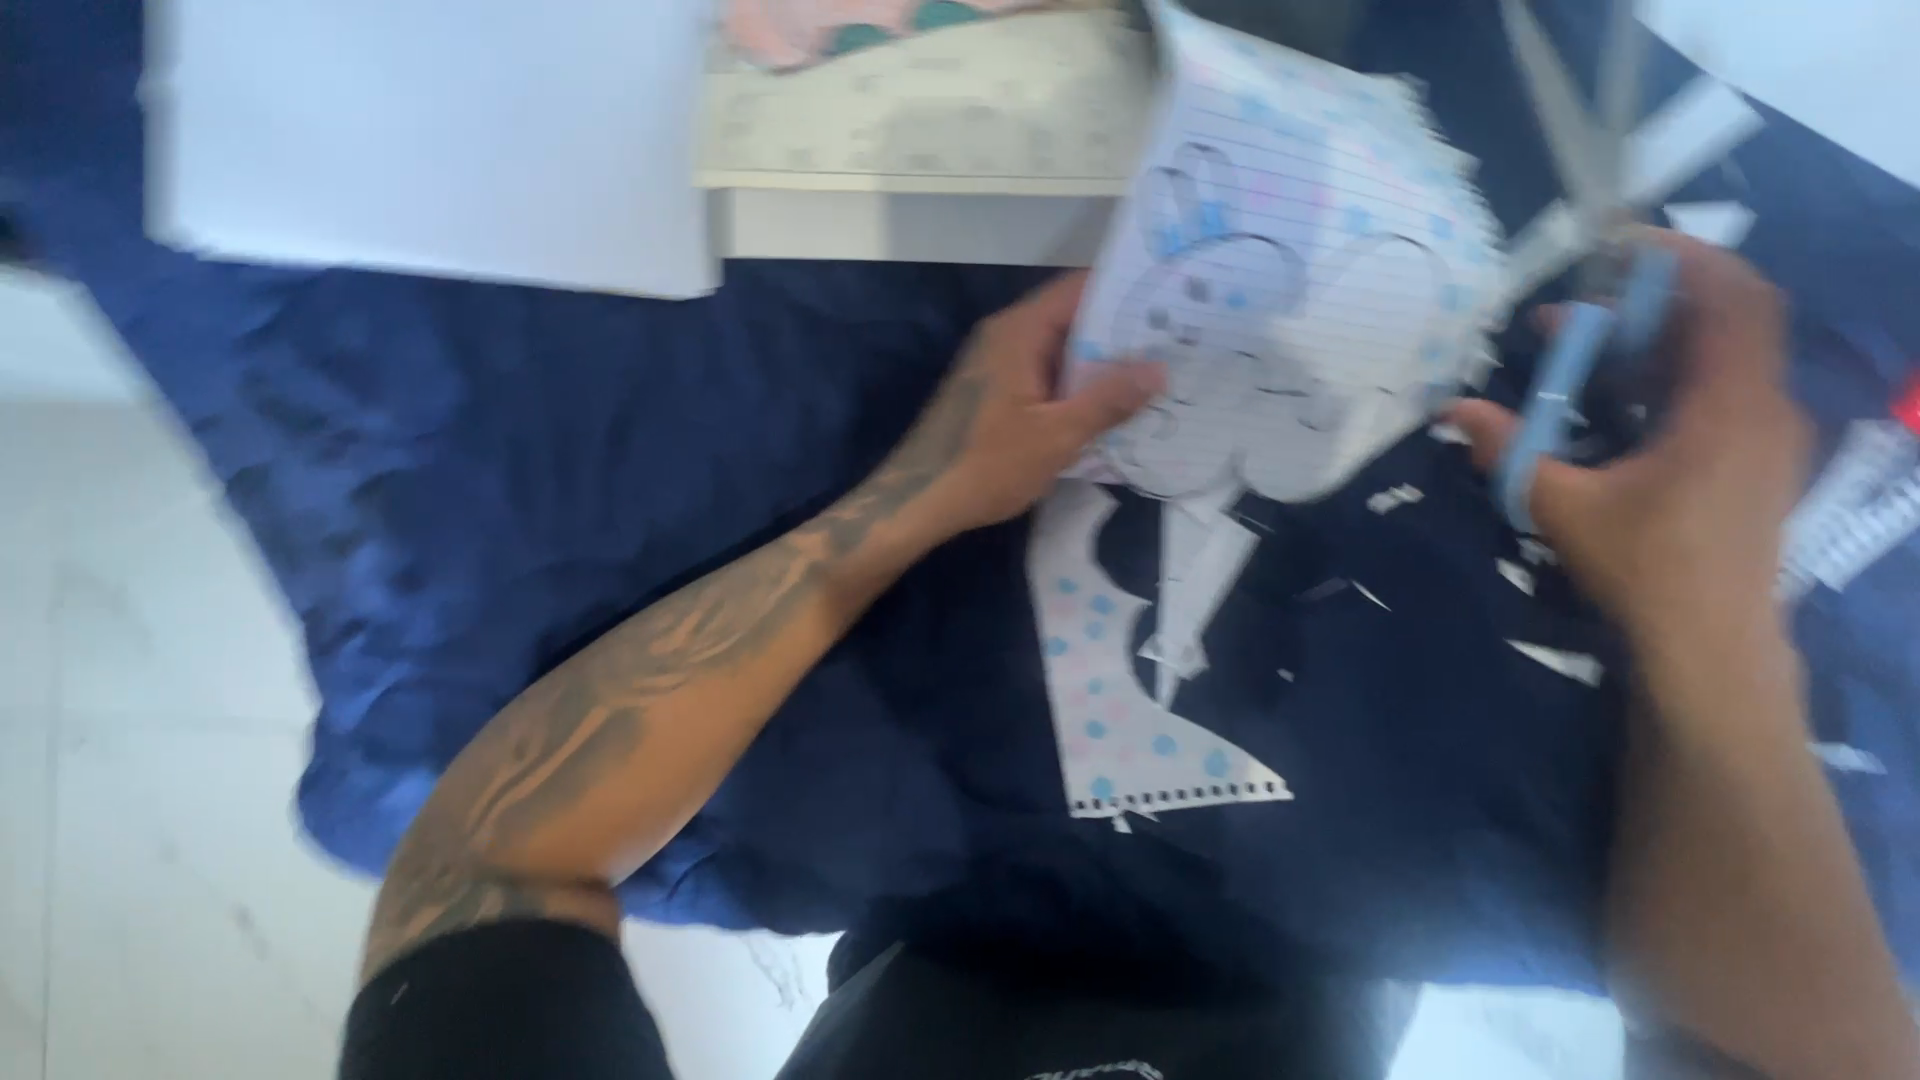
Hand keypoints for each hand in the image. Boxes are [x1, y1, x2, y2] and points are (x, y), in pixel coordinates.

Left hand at [891, 271, 1164, 538]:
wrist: (918, 502)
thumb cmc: (986, 466)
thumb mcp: (1057, 436)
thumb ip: (1108, 400)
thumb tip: (1159, 369)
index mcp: (1018, 332)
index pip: (1079, 288)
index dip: (1126, 292)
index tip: (1171, 300)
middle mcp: (1004, 336)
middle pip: (1070, 318)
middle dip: (1119, 331)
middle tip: (1173, 343)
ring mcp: (995, 364)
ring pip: (1057, 350)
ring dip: (1097, 363)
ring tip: (1151, 374)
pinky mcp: (992, 391)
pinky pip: (1042, 374)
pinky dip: (1072, 384)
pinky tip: (1105, 406)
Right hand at [1450, 229, 1811, 650]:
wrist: (1709, 639)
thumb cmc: (1642, 566)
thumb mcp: (1559, 505)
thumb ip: (1507, 450)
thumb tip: (1452, 410)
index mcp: (1728, 408)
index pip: (1732, 300)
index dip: (1684, 258)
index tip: (1618, 247)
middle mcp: (1762, 407)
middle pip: (1734, 315)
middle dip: (1664, 291)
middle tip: (1590, 294)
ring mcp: (1767, 432)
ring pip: (1729, 351)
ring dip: (1663, 332)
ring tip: (1591, 340)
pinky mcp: (1755, 455)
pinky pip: (1722, 384)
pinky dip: (1673, 367)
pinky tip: (1618, 392)